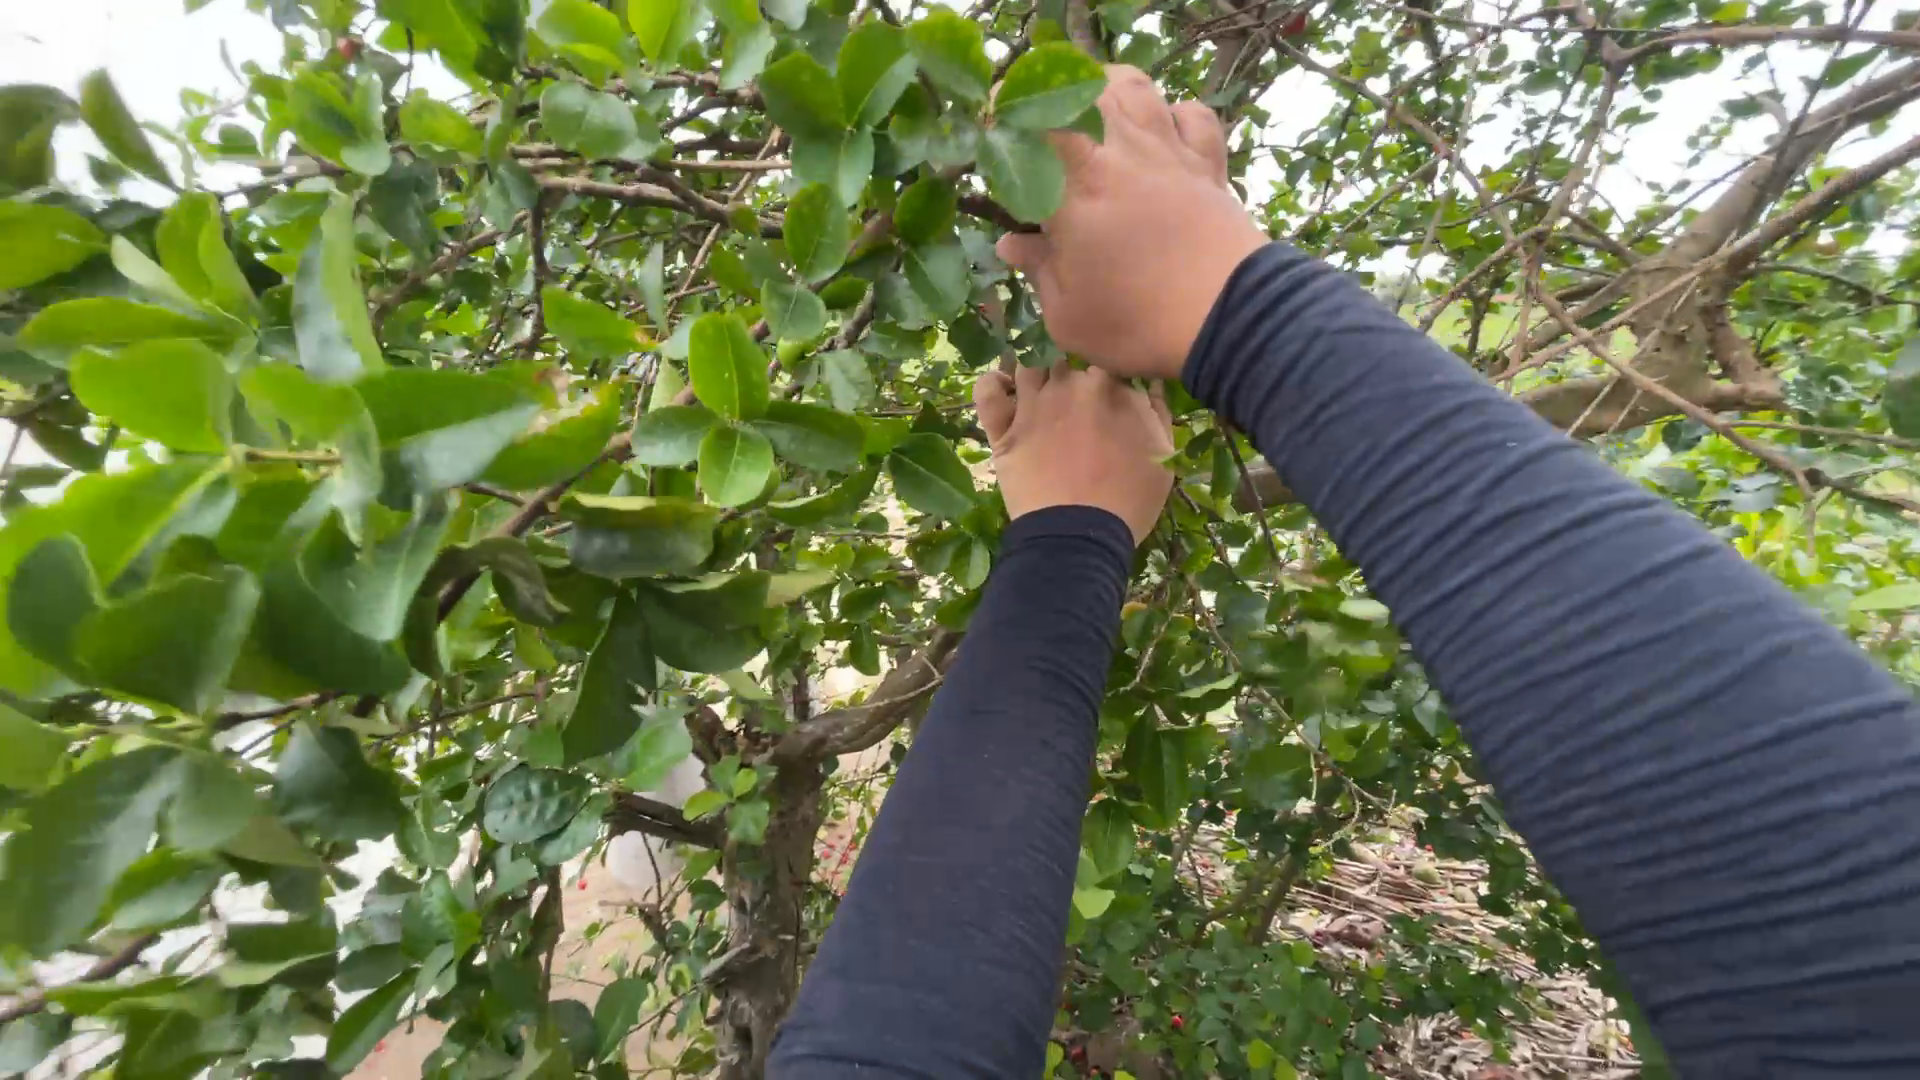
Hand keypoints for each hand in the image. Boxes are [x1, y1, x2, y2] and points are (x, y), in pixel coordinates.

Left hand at [972, 363, 1174, 544]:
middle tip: (1077, 409)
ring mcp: (1035, 405)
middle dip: (1073, 380)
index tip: (1109, 402)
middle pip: (1070, 364)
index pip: (1108, 363)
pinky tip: (1003, 388)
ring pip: (1031, 368)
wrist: (1079, 535)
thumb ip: (1157, 412)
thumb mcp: (1164, 457)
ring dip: (1036, 375)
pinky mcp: (1004, 428)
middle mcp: (1072, 386)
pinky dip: (992, 383)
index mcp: (1115, 387)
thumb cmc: (1129, 502)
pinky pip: (988, 390)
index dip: (1109, 380)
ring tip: (1040, 394)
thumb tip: (1149, 384)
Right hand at [995, 66, 1267, 379]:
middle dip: (1055, 109)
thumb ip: (1037, 272)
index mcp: (1073, 190)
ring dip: (1108, 96)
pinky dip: (1172, 116)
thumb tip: (1009, 243)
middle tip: (1045, 143)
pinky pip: (1190, 115)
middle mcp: (1119, 153)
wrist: (1226, 318)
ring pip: (1135, 87)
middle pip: (1081, 92)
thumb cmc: (1135, 323)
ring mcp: (1168, 151)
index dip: (1008, 131)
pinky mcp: (1208, 163)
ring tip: (1097, 125)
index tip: (999, 156)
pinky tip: (1162, 137)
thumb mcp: (1067, 316)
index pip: (1030, 130)